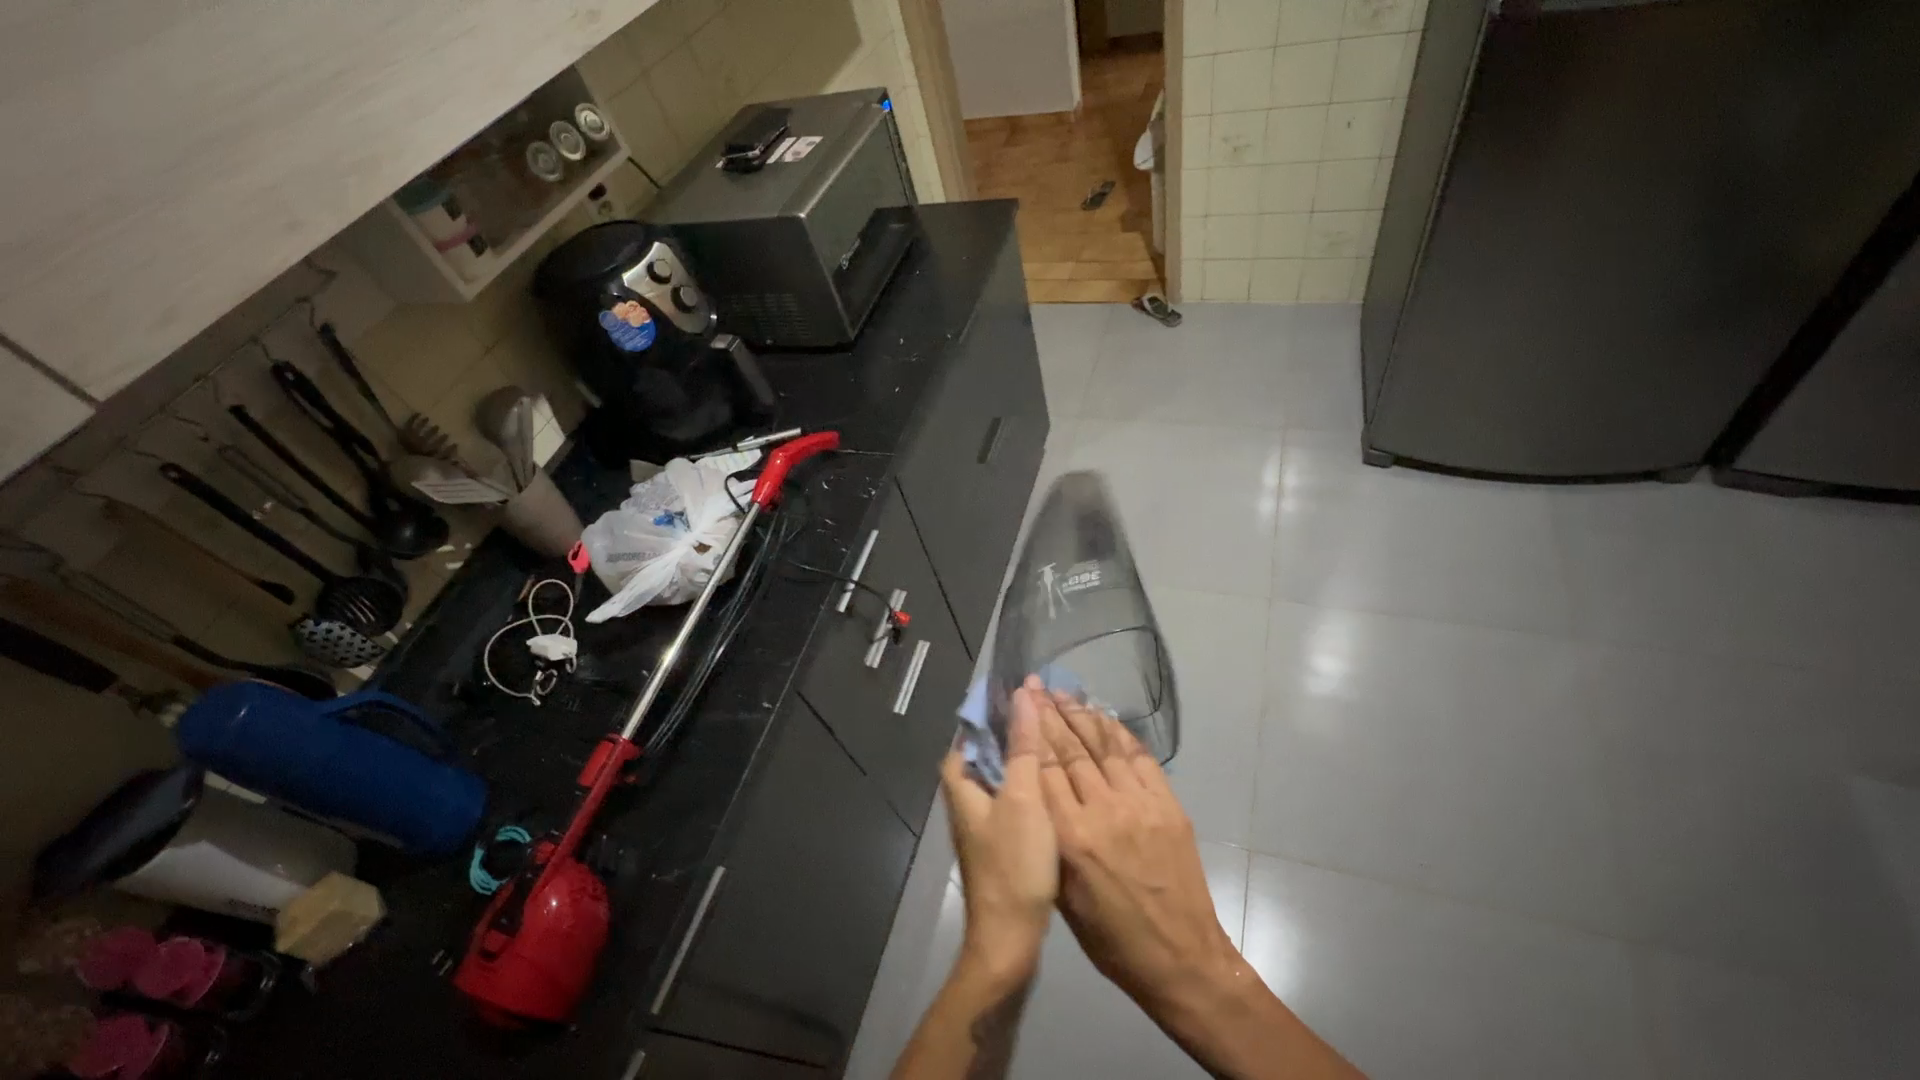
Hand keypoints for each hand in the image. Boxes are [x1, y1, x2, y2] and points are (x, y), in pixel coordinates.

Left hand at [940, 687, 1058, 982]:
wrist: (1009, 937)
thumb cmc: (1013, 863)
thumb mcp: (1024, 798)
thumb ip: (1023, 747)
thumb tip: (1023, 695)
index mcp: (960, 781)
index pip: (971, 728)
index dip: (997, 707)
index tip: (1029, 690)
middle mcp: (965, 795)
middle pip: (989, 748)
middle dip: (1016, 728)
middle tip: (1053, 708)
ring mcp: (982, 819)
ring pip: (1004, 772)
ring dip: (1026, 755)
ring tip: (1061, 736)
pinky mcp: (1001, 838)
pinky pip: (1015, 796)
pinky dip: (1033, 782)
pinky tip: (1060, 780)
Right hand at [1028, 685, 1239, 1013]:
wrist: (1180, 957)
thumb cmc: (1111, 939)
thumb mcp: (1064, 896)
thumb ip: (1050, 841)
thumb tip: (1035, 798)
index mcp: (1071, 838)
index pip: (1044, 770)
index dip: (1031, 732)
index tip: (1020, 704)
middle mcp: (1103, 811)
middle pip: (1071, 752)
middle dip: (1052, 715)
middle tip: (1037, 687)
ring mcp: (1140, 805)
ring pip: (1104, 748)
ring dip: (1082, 717)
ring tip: (1065, 694)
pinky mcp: (1167, 806)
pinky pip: (1140, 759)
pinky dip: (1120, 734)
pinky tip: (1104, 718)